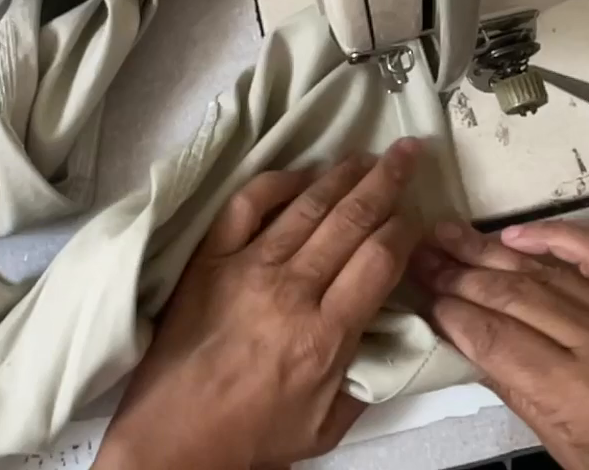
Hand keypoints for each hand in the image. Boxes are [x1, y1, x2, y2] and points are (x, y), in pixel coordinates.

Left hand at [97, 139, 424, 469]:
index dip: (404, 228)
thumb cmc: (251, 436)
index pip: (378, 259)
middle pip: (350, 220)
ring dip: (342, 174)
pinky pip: (246, 205)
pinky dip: (276, 182)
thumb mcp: (325, 427)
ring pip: (306, 205)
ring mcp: (247, 266)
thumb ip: (365, 378)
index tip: (418, 212)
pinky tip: (302, 171)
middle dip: (387, 180)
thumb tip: (391, 330)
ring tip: (368, 154)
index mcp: (324, 335)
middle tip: (408, 151)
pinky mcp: (211, 257)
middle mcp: (290, 290)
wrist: (171, 438)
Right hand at [413, 220, 588, 469]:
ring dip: (488, 251)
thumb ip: (514, 388)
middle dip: (458, 274)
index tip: (419, 294)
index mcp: (581, 397)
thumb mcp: (566, 453)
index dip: (451, 313)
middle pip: (512, 295)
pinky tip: (514, 233)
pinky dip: (552, 236)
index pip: (495, 338)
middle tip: (419, 255)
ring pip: (542, 271)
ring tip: (447, 234)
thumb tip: (463, 336)